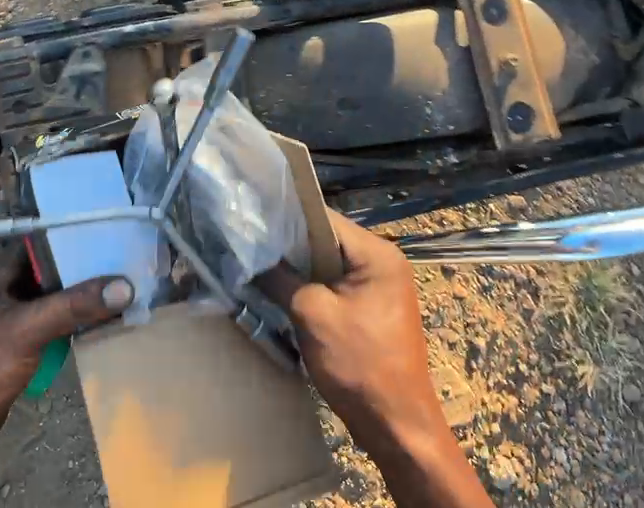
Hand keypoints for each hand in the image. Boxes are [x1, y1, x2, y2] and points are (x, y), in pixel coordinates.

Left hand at [0, 245, 132, 506]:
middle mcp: (6, 291)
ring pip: (54, 300)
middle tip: (126, 262)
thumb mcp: (27, 329)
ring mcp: (13, 321)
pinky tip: (101, 326)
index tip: (109, 230)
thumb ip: (73, 306)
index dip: (71, 233)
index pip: (40, 239)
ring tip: (123, 291)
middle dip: (84, 268)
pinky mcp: (21, 348)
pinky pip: (54, 327)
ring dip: (82, 299)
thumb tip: (124, 285)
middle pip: (51, 270)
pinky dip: (75, 325)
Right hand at [258, 211, 492, 507]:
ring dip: (295, 269)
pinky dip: (308, 288)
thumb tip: (247, 256)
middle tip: (246, 243)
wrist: (397, 427)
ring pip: (325, 265)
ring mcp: (378, 288)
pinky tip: (278, 291)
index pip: (323, 218)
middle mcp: (382, 262)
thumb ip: (279, 278)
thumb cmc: (359, 364)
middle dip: (286, 244)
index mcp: (377, 254)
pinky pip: (332, 286)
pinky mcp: (369, 310)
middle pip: (323, 240)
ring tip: (255, 264)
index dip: (284, 216)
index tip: (249, 218)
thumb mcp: (311, 314)